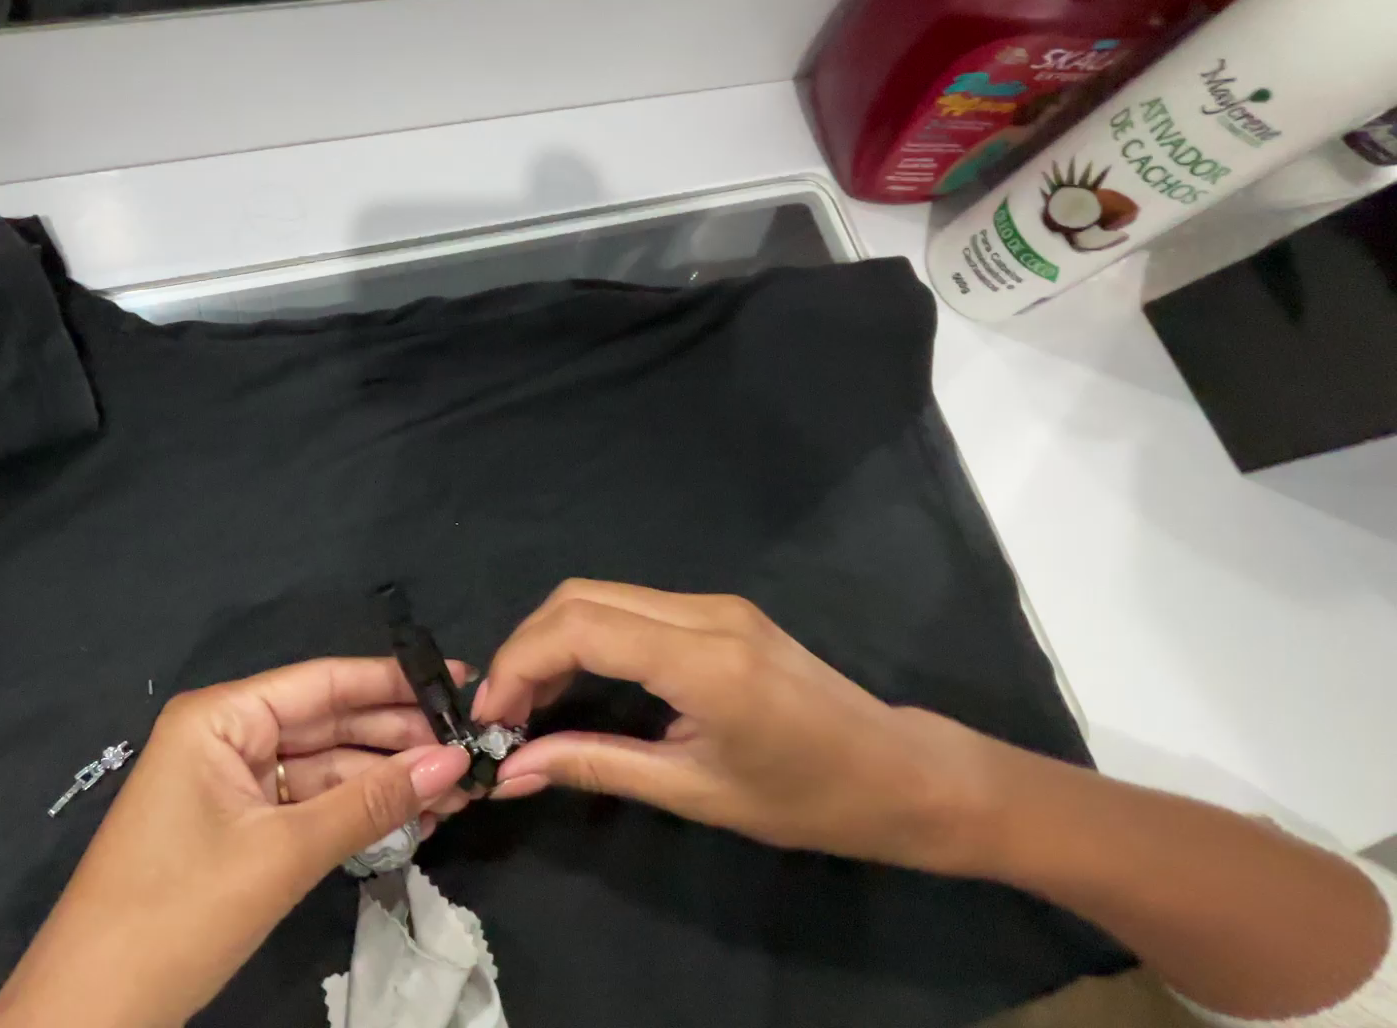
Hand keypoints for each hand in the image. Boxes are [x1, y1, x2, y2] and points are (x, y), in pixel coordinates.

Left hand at [0, 658, 472, 1027]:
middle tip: (472, 749)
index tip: (462, 682)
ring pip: (325, 766)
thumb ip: (373, 802)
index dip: (396, 682)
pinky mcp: (239, 824)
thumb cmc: (179, 913)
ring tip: (458, 789)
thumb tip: (456, 761)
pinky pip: (308, 803)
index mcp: (223, 716)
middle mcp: (228, 735)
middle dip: (399, 739)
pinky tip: (413, 817)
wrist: (88, 1018)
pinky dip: (356, 811)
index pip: (325, 682)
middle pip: (329, 722)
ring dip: (385, 780)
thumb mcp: (286, 853)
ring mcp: (232, 782)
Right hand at [472, 579, 995, 872]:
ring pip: (599, 594)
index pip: (580, 629)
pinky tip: (575, 680)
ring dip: (550, 639)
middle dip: (524, 647)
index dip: (519, 663)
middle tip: (502, 710)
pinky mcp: (716, 611)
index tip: (490, 715)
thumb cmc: (810, 801)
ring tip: (529, 700)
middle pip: (579, 597)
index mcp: (704, 660)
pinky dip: (584, 636)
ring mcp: (712, 604)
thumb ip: (597, 765)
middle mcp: (704, 613)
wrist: (906, 775)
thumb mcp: (695, 794)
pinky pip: (627, 607)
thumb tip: (515, 766)